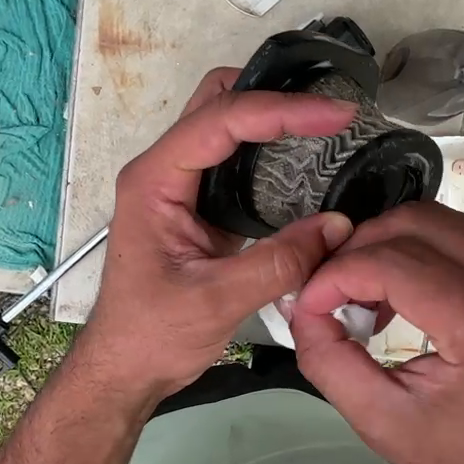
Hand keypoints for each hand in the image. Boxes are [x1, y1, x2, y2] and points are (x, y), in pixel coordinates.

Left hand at [75, 67, 356, 399]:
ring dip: (272, 120)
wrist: (125, 368)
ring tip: (327, 129)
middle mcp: (164, 172)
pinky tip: (305, 167)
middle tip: (330, 111)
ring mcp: (180, 188)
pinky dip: (270, 154)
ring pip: (226, 127)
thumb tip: (338, 226)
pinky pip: (235, 163)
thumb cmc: (152, 336)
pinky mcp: (198, 209)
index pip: (221, 120)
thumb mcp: (217, 300)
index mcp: (155, 181)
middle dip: (273, 95)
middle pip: (216, 103)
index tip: (336, 114)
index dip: (282, 110)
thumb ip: (279, 262)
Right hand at [287, 202, 463, 463]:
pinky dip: (416, 252)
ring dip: (386, 245)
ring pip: (441, 220)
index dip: (338, 274)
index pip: (399, 264)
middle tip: (329, 291)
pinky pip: (462, 237)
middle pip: (420, 224)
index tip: (308, 304)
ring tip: (360, 292)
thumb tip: (301, 307)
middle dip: (359, 249)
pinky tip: (397, 293)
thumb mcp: (381, 423)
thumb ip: (329, 361)